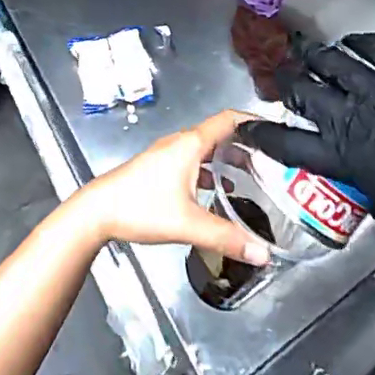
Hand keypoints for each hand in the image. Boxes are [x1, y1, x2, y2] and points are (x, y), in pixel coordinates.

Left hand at [71, 110, 269, 266]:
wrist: (98, 211)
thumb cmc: (142, 207)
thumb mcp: (189, 224)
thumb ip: (228, 238)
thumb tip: (265, 254)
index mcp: (190, 144)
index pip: (227, 120)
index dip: (253, 122)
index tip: (276, 132)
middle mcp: (180, 143)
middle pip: (219, 136)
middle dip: (246, 145)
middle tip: (273, 162)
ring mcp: (167, 155)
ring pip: (205, 151)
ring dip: (228, 159)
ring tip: (253, 177)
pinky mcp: (159, 168)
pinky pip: (193, 162)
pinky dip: (210, 171)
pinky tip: (218, 192)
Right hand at [239, 34, 374, 346]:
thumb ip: (367, 188)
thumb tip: (361, 176)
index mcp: (349, 159)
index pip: (288, 143)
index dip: (261, 135)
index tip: (245, 128)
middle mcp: (357, 117)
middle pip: (305, 90)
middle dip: (286, 83)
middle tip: (281, 79)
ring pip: (334, 61)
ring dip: (317, 59)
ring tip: (311, 56)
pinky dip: (359, 44)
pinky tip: (355, 45)